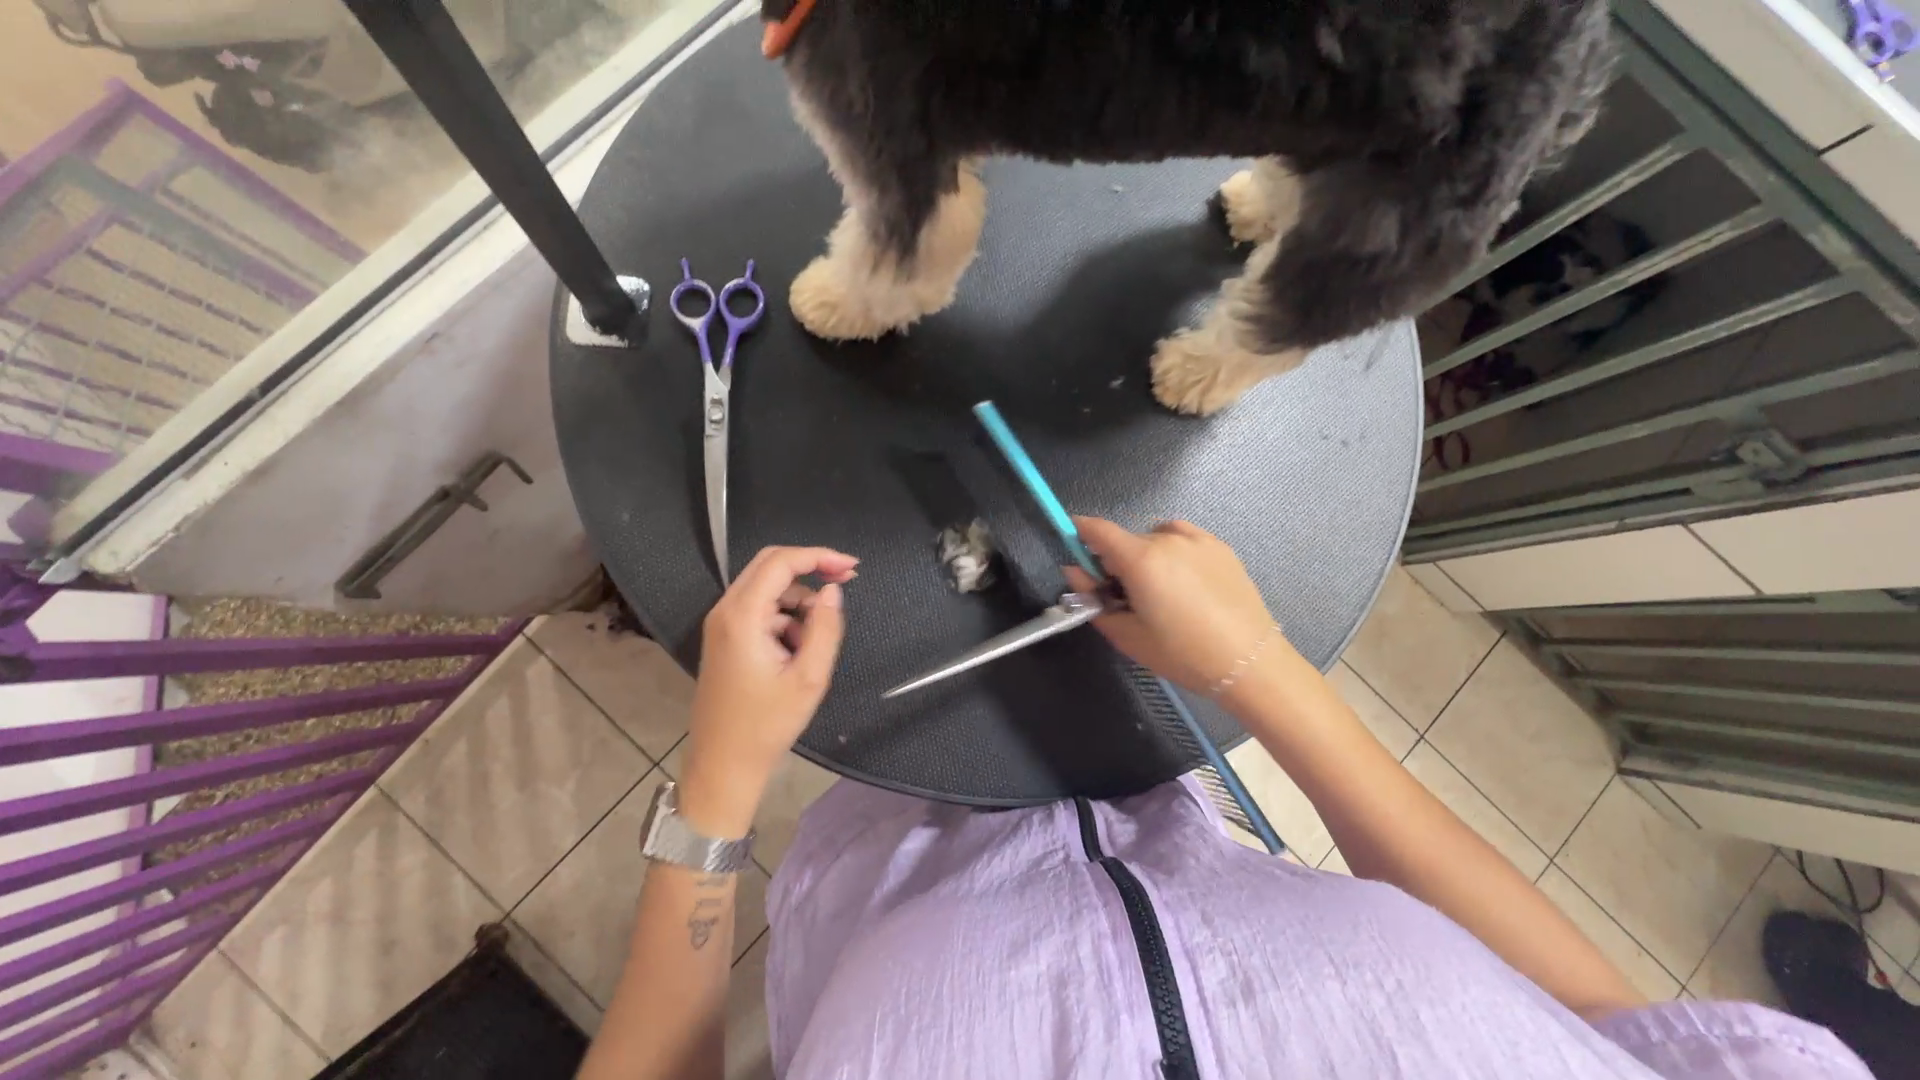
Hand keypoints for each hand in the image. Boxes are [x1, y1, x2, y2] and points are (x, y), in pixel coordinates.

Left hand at [680, 546, 856, 835]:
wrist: (723, 764)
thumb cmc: (766, 725)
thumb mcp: (809, 678)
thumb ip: (825, 628)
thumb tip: (833, 592)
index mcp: (742, 616)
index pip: (780, 562)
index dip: (819, 556)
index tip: (852, 568)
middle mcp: (725, 611)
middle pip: (770, 566)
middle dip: (810, 568)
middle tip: (845, 583)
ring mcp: (721, 624)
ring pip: (767, 589)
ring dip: (798, 603)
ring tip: (813, 645)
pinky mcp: (725, 638)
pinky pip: (760, 611)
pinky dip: (784, 619)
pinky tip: (795, 654)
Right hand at [1065, 516, 1287, 695]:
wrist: (1249, 662)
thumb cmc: (1182, 654)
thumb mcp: (1127, 635)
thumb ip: (1093, 599)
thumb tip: (1075, 572)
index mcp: (1141, 559)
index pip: (1097, 529)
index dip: (1078, 531)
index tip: (1071, 542)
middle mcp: (1168, 538)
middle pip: (1127, 540)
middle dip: (1117, 561)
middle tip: (1124, 597)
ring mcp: (1198, 540)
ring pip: (1156, 538)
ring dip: (1147, 557)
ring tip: (1161, 593)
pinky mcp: (1221, 548)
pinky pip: (1183, 540)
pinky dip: (1174, 554)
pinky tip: (1186, 586)